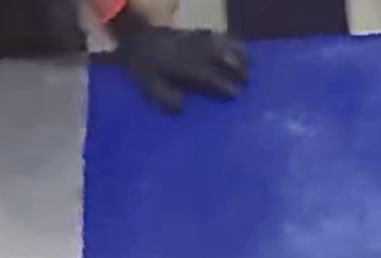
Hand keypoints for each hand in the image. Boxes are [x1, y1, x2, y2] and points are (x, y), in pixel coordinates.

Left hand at [105, 9, 248, 113]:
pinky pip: (210, 35)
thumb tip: (183, 107)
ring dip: (234, 50)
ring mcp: (189, 37)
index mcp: (180, 64)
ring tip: (250, 59)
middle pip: (217, 54)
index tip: (238, 94)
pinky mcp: (188, 32)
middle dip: (236, 65)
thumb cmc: (138, 62)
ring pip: (216, 42)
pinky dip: (224, 40)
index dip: (222, 84)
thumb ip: (166, 97)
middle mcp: (188, 49)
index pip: (206, 74)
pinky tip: (233, 45)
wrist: (129, 28)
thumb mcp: (147, 84)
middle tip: (252, 78)